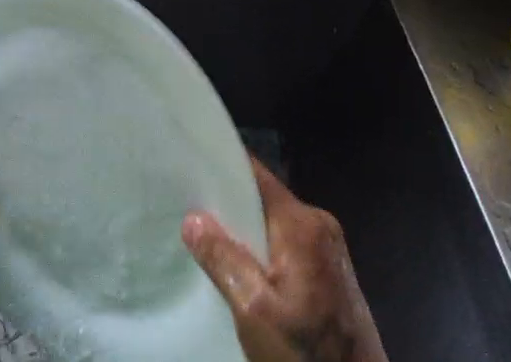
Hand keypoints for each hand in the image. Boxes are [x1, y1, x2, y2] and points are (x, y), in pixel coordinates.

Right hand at [182, 159, 387, 361]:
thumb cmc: (308, 354)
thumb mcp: (255, 310)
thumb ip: (223, 259)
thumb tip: (193, 219)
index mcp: (303, 224)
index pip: (253, 174)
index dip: (217, 167)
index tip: (183, 166)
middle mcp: (319, 226)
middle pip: (260, 198)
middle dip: (224, 204)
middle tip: (182, 208)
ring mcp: (327, 249)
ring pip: (269, 223)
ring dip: (240, 230)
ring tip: (202, 238)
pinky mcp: (328, 272)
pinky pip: (282, 243)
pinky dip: (257, 249)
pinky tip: (234, 266)